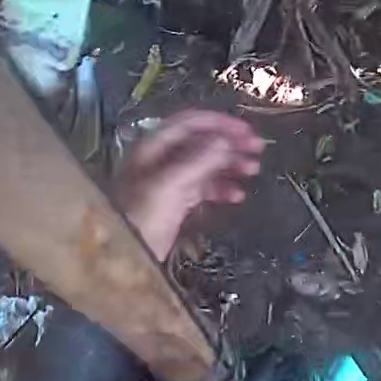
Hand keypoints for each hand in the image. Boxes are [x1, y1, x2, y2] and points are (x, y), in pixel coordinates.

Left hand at [116, 110, 265, 258]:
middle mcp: (161, 160)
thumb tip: (225, 141)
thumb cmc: (139, 219)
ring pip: (205, 164)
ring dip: (230, 165)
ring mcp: (168, 182)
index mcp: (153, 148)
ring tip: (252, 170)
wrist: (123, 257)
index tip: (246, 131)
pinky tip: (236, 195)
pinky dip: (221, 188)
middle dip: (230, 143)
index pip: (190, 123)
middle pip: (201, 142)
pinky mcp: (175, 202)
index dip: (220, 123)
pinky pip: (203, 188)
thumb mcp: (169, 186)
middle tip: (257, 149)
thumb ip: (198, 161)